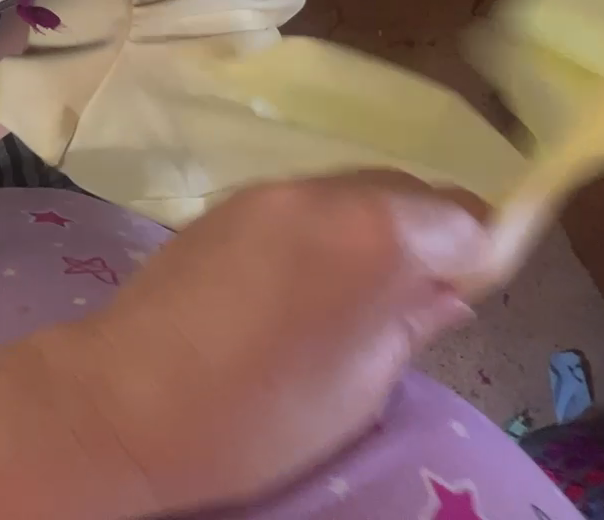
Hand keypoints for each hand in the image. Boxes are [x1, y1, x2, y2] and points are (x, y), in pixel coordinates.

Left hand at [33, 178, 489, 514]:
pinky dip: (321, 226)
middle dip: (425, 233)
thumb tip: (449, 288)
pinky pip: (299, 201)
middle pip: (402, 190)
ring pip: (348, 190)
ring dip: (370, 227)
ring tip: (352, 292)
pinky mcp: (224, 202)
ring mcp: (263, 190)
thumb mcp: (361, 383)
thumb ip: (414, 318)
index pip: (460, 214)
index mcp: (369, 233)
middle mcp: (317, 191)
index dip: (477, 252)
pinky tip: (300, 279)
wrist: (126, 396)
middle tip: (414, 298)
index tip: (465, 293)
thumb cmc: (258, 412)